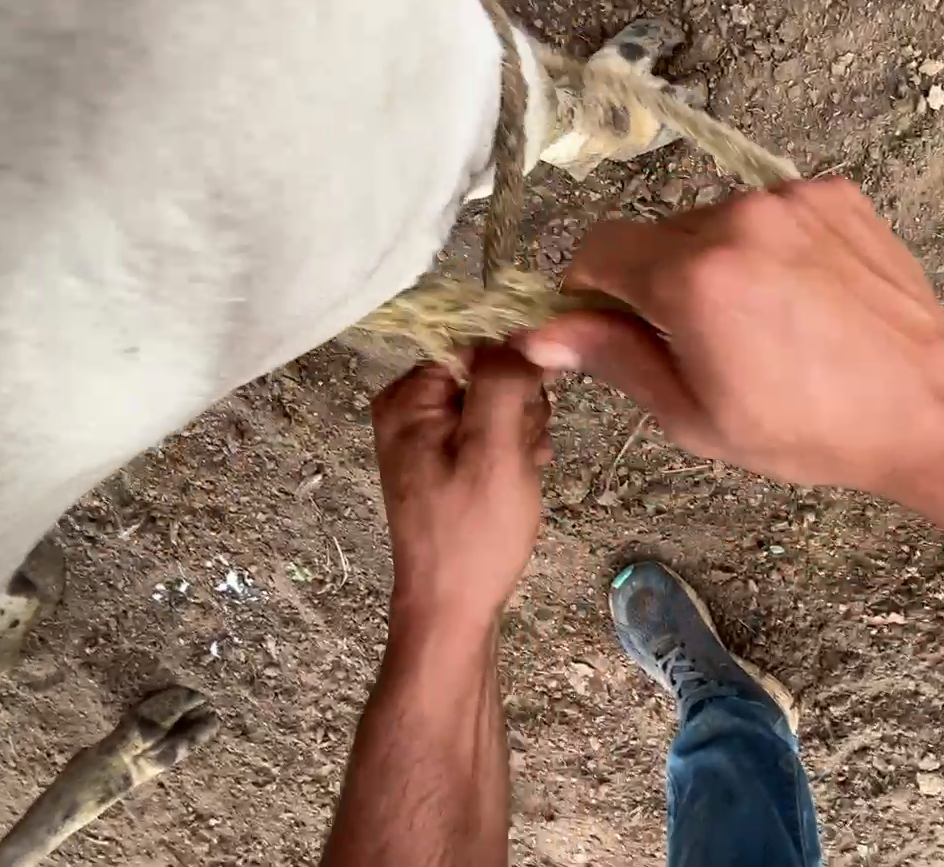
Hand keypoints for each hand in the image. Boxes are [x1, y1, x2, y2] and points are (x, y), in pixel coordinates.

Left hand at [371, 347, 552, 630]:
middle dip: (520, 406)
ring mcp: (426, 434)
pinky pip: (492, 428)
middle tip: (520, 450)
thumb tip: (523, 335)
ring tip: (521, 469)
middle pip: (489, 372)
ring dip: (523, 430)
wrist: (453, 608)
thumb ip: (504, 381)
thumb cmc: (473, 530)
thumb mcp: (494, 448)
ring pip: (498, 401)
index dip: (517, 370)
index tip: (535, 407)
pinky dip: (513, 448)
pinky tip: (520, 475)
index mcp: (409, 396)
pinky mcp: (444, 458)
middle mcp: (410, 407)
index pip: (478, 345)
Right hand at [517, 179, 943, 498]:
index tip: (613, 322)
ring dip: (710, 260)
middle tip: (701, 338)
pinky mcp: (830, 191)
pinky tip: (798, 291)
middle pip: (654, 235)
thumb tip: (540, 335)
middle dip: (656, 281)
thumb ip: (613, 359)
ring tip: (760, 317)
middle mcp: (736, 217)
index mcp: (693, 277)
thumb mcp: (694, 415)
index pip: (596, 247)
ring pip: (709, 220)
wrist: (929, 404)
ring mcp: (789, 197)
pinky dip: (762, 244)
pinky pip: (764, 210)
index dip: (590, 288)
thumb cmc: (806, 428)